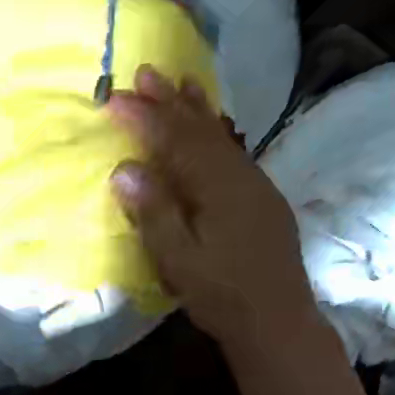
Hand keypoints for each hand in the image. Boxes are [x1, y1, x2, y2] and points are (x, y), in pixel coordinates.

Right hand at [105, 65, 313, 345]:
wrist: (279, 323)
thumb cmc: (222, 294)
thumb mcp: (178, 259)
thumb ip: (154, 212)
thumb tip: (124, 168)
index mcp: (218, 187)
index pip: (175, 141)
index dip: (145, 117)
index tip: (115, 97)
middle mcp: (240, 176)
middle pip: (201, 129)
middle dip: (171, 100)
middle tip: (146, 71)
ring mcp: (256, 185)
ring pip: (222, 136)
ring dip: (197, 109)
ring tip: (182, 83)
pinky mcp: (261, 198)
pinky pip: (233, 151)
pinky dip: (216, 131)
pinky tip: (212, 128)